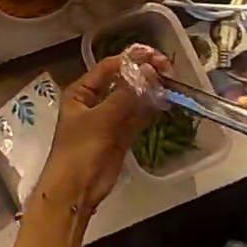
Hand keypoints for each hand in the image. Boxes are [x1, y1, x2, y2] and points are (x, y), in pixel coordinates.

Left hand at [36, 49, 167, 213]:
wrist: (75, 190)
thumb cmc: (80, 150)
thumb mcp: (101, 119)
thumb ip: (125, 94)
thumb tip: (148, 69)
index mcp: (81, 92)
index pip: (108, 67)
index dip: (131, 59)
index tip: (155, 56)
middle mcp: (94, 101)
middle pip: (122, 80)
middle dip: (143, 73)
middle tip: (167, 69)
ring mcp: (108, 118)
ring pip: (132, 98)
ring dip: (149, 90)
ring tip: (171, 81)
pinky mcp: (120, 135)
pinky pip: (136, 116)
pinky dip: (149, 108)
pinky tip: (165, 99)